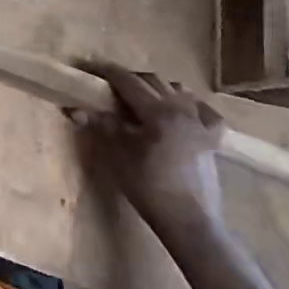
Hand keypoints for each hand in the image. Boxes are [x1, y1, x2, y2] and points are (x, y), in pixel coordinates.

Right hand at [77, 67, 224, 231]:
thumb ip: (100, 126)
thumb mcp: (118, 155)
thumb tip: (76, 108)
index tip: (88, 67)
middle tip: (108, 87)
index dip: (106, 72)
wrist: (190, 221)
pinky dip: (190, 104)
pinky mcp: (212, 140)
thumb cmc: (149, 188)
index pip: (128, 80)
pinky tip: (182, 110)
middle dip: (129, 78)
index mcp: (157, 111)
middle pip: (152, 80)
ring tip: (140, 98)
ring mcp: (200, 123)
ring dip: (156, 88)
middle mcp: (182, 109)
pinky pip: (203, 111)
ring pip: (178, 90)